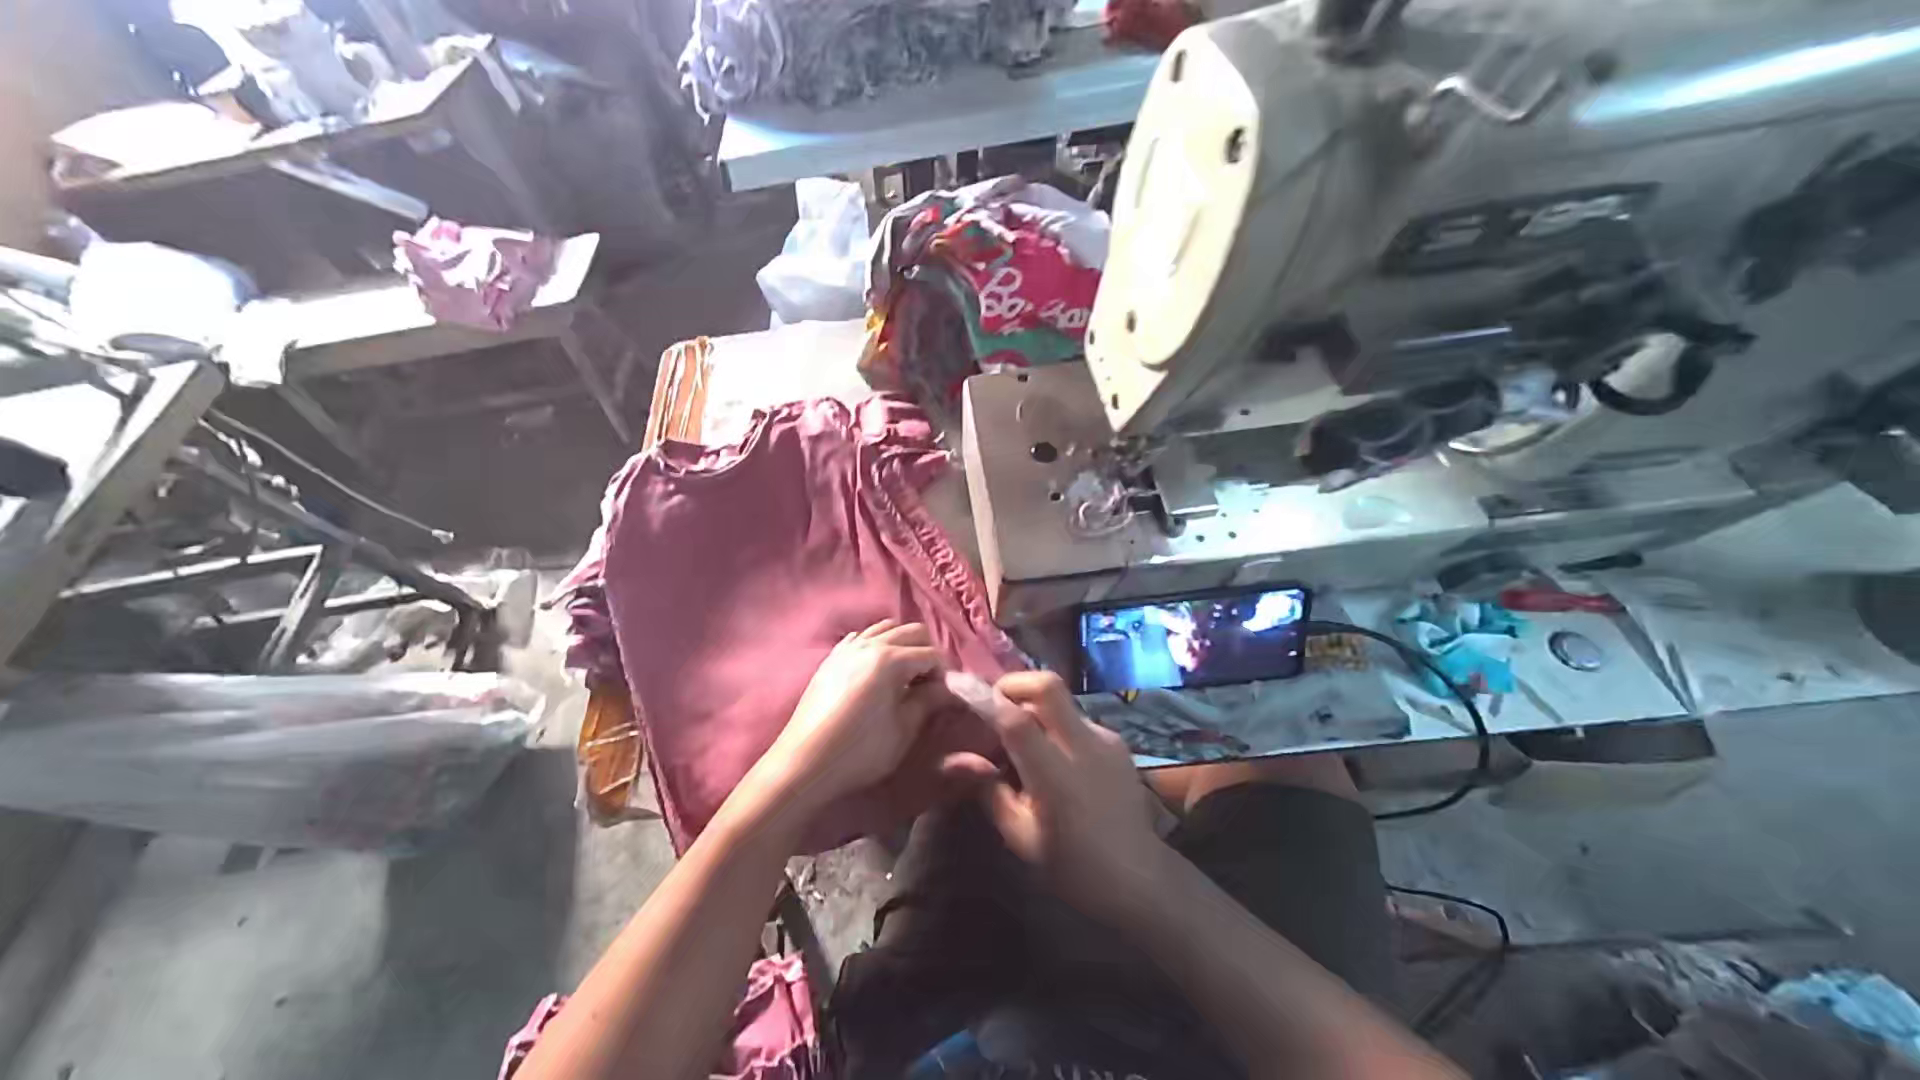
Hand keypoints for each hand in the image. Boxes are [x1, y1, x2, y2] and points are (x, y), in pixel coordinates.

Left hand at [747, 620, 951, 817]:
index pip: (931, 655)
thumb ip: (927, 703)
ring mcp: (847, 648)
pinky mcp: (831, 659)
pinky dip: (876, 645)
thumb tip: (944, 689)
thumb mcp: (903, 731)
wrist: (804, 763)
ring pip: (885, 628)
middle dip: (926, 653)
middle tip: (928, 685)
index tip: (944, 697)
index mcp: (891, 660)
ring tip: (904, 676)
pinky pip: (861, 638)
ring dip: (902, 645)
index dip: (944, 675)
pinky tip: (876, 670)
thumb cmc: (860, 751)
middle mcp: (869, 644)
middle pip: (911, 632)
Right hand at [978, 671, 1171, 924]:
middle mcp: (1083, 744)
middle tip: (994, 704)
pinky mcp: (1117, 741)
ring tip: (1021, 739)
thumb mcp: (1020, 835)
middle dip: (1013, 684)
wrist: (1139, 877)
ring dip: (1034, 707)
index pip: (1014, 719)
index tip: (957, 682)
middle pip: (1047, 685)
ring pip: (1062, 700)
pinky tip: (1050, 756)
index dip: (983, 696)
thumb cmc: (1073, 866)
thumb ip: (988, 789)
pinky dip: (1054, 724)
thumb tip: (959, 759)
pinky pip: (1075, 719)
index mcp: (1055, 773)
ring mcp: (1105, 738)